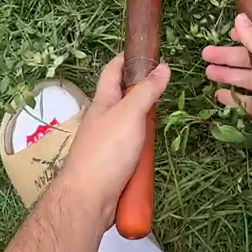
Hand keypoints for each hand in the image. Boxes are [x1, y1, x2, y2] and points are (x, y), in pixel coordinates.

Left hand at [50, 53, 169, 223]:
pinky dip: (142, 152)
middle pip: (123, 99)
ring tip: (161, 126)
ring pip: (130, 127)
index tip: (144, 52)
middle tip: (163, 92)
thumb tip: (163, 67)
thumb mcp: (130, 114)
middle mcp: (102, 119)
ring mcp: (106, 143)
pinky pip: (131, 152)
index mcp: (103, 101)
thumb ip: (146, 91)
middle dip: (141, 95)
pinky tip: (150, 155)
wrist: (88, 200)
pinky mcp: (113, 165)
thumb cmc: (107, 150)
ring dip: (144, 127)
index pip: (112, 71)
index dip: (126, 58)